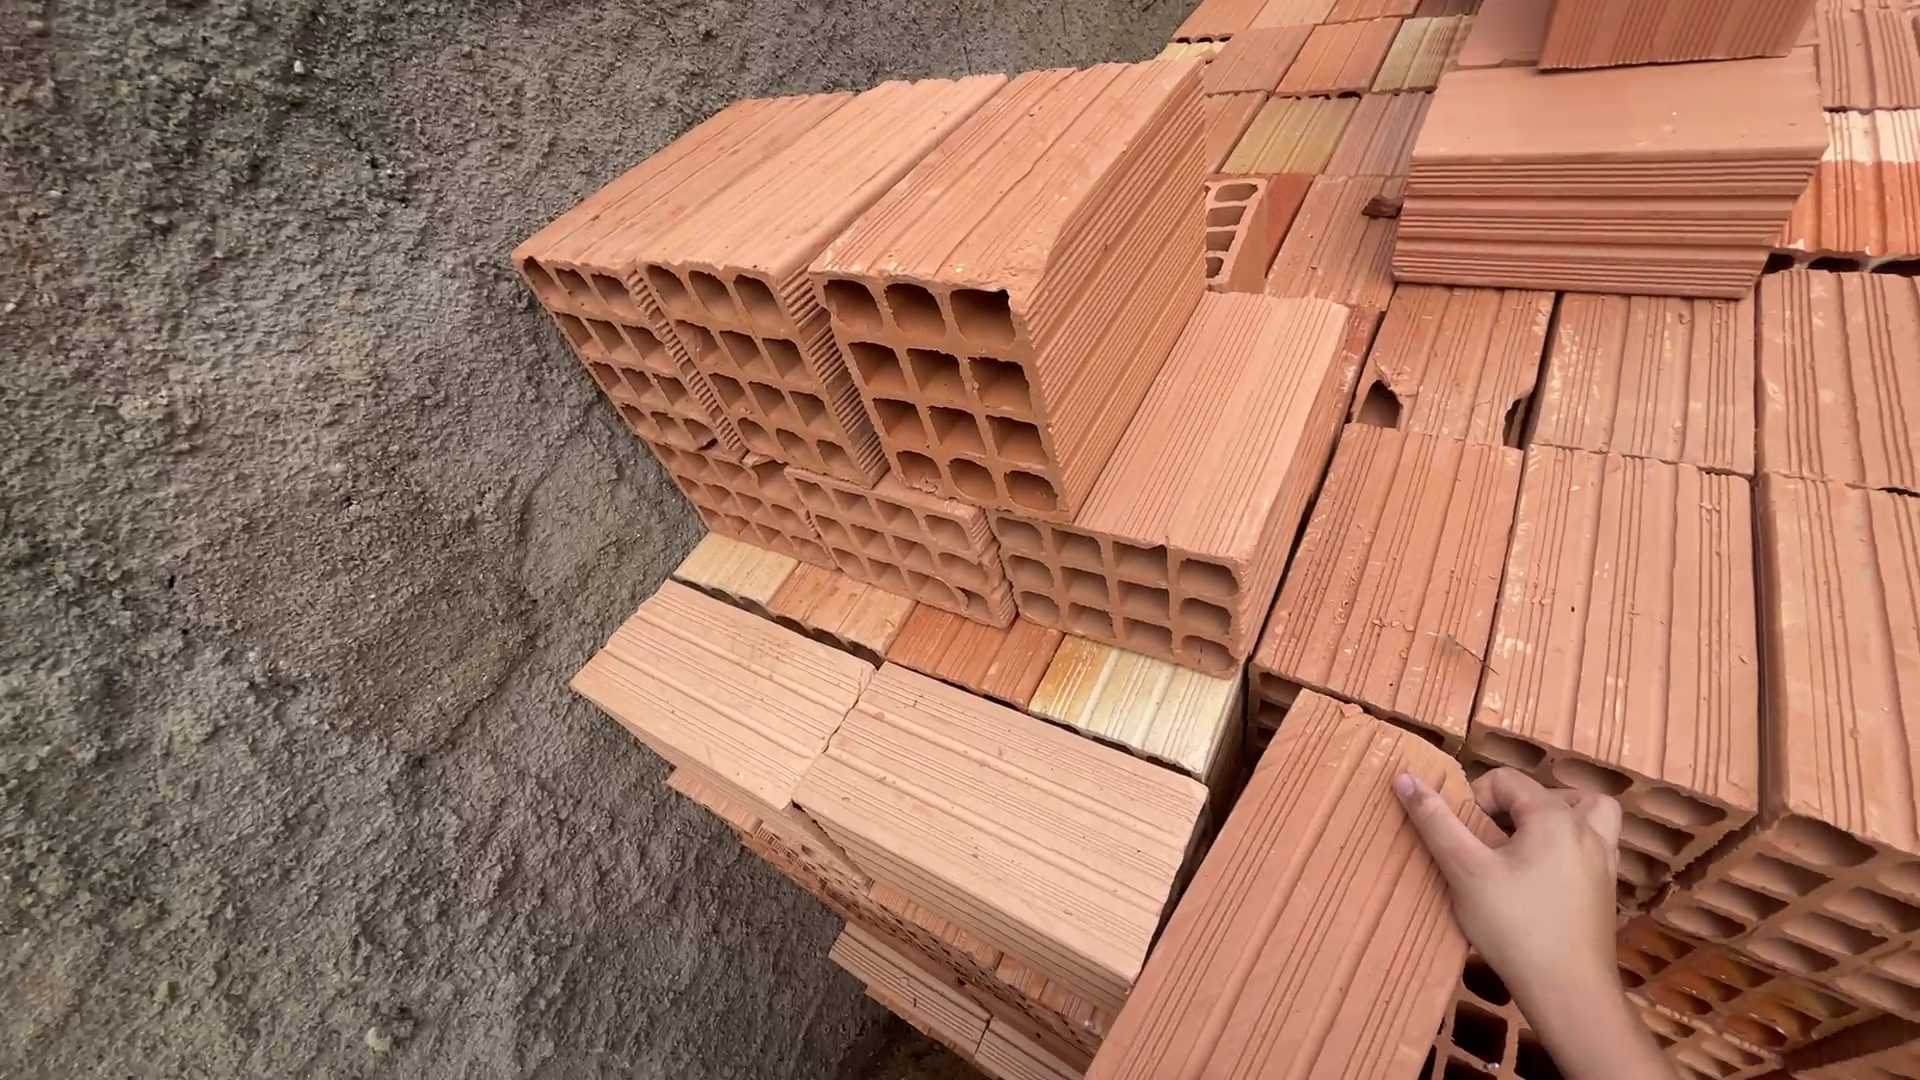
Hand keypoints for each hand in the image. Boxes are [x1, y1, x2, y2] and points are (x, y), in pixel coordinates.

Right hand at [1392, 767, 1622, 1003]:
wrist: (1568, 993)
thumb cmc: (1513, 923)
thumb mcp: (1463, 867)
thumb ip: (1434, 819)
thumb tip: (1405, 778)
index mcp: (1555, 819)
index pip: (1506, 780)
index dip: (1475, 799)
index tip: (1464, 835)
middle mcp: (1589, 834)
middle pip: (1553, 793)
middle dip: (1517, 804)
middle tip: (1493, 832)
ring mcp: (1604, 865)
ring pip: (1591, 817)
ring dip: (1557, 817)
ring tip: (1524, 840)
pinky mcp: (1605, 893)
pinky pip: (1594, 847)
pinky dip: (1568, 846)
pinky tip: (1538, 873)